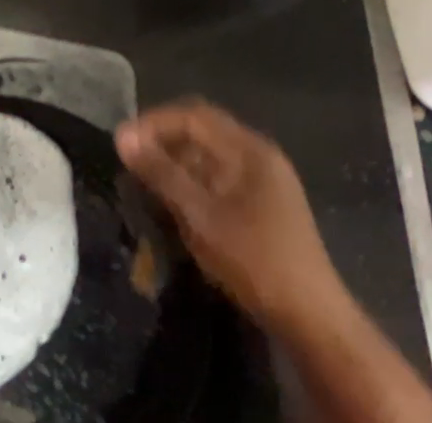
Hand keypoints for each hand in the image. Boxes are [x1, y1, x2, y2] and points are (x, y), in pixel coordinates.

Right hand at [115, 100, 346, 330]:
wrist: (310, 316)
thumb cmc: (252, 259)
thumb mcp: (198, 214)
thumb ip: (160, 171)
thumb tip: (122, 136)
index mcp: (249, 150)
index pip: (192, 115)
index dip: (152, 123)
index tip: (122, 144)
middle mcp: (259, 156)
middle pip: (201, 131)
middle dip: (161, 141)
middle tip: (130, 162)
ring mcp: (265, 180)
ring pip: (209, 155)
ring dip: (174, 162)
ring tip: (145, 183)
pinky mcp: (263, 203)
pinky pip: (219, 176)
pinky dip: (191, 181)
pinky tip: (174, 203)